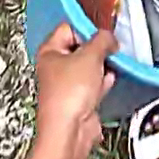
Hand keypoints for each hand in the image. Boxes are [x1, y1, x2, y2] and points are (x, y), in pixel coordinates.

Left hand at [33, 23, 115, 153]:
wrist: (70, 131)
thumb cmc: (70, 93)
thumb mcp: (91, 55)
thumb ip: (103, 39)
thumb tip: (109, 38)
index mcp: (50, 51)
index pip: (70, 28)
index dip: (87, 29)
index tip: (102, 34)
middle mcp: (55, 67)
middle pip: (81, 47)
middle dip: (97, 50)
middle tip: (108, 50)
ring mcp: (66, 84)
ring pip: (89, 66)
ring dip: (101, 67)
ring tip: (109, 67)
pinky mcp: (77, 100)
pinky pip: (93, 84)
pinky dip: (101, 82)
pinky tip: (108, 82)